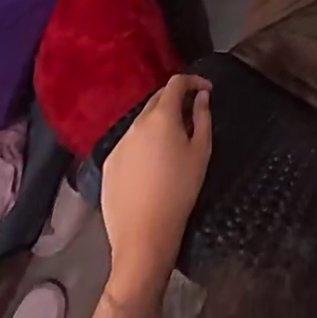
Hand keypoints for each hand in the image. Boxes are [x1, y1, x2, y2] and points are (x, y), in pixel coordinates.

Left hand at [101, 75, 212, 290]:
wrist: (144, 237)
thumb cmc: (180, 191)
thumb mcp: (201, 152)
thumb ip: (203, 117)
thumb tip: (201, 96)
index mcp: (161, 117)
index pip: (176, 83)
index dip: (193, 80)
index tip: (207, 90)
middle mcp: (136, 123)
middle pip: (157, 99)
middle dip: (176, 100)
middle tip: (193, 115)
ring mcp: (119, 144)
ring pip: (142, 122)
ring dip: (159, 123)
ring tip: (173, 144)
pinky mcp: (109, 164)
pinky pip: (130, 143)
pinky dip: (143, 143)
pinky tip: (152, 165)